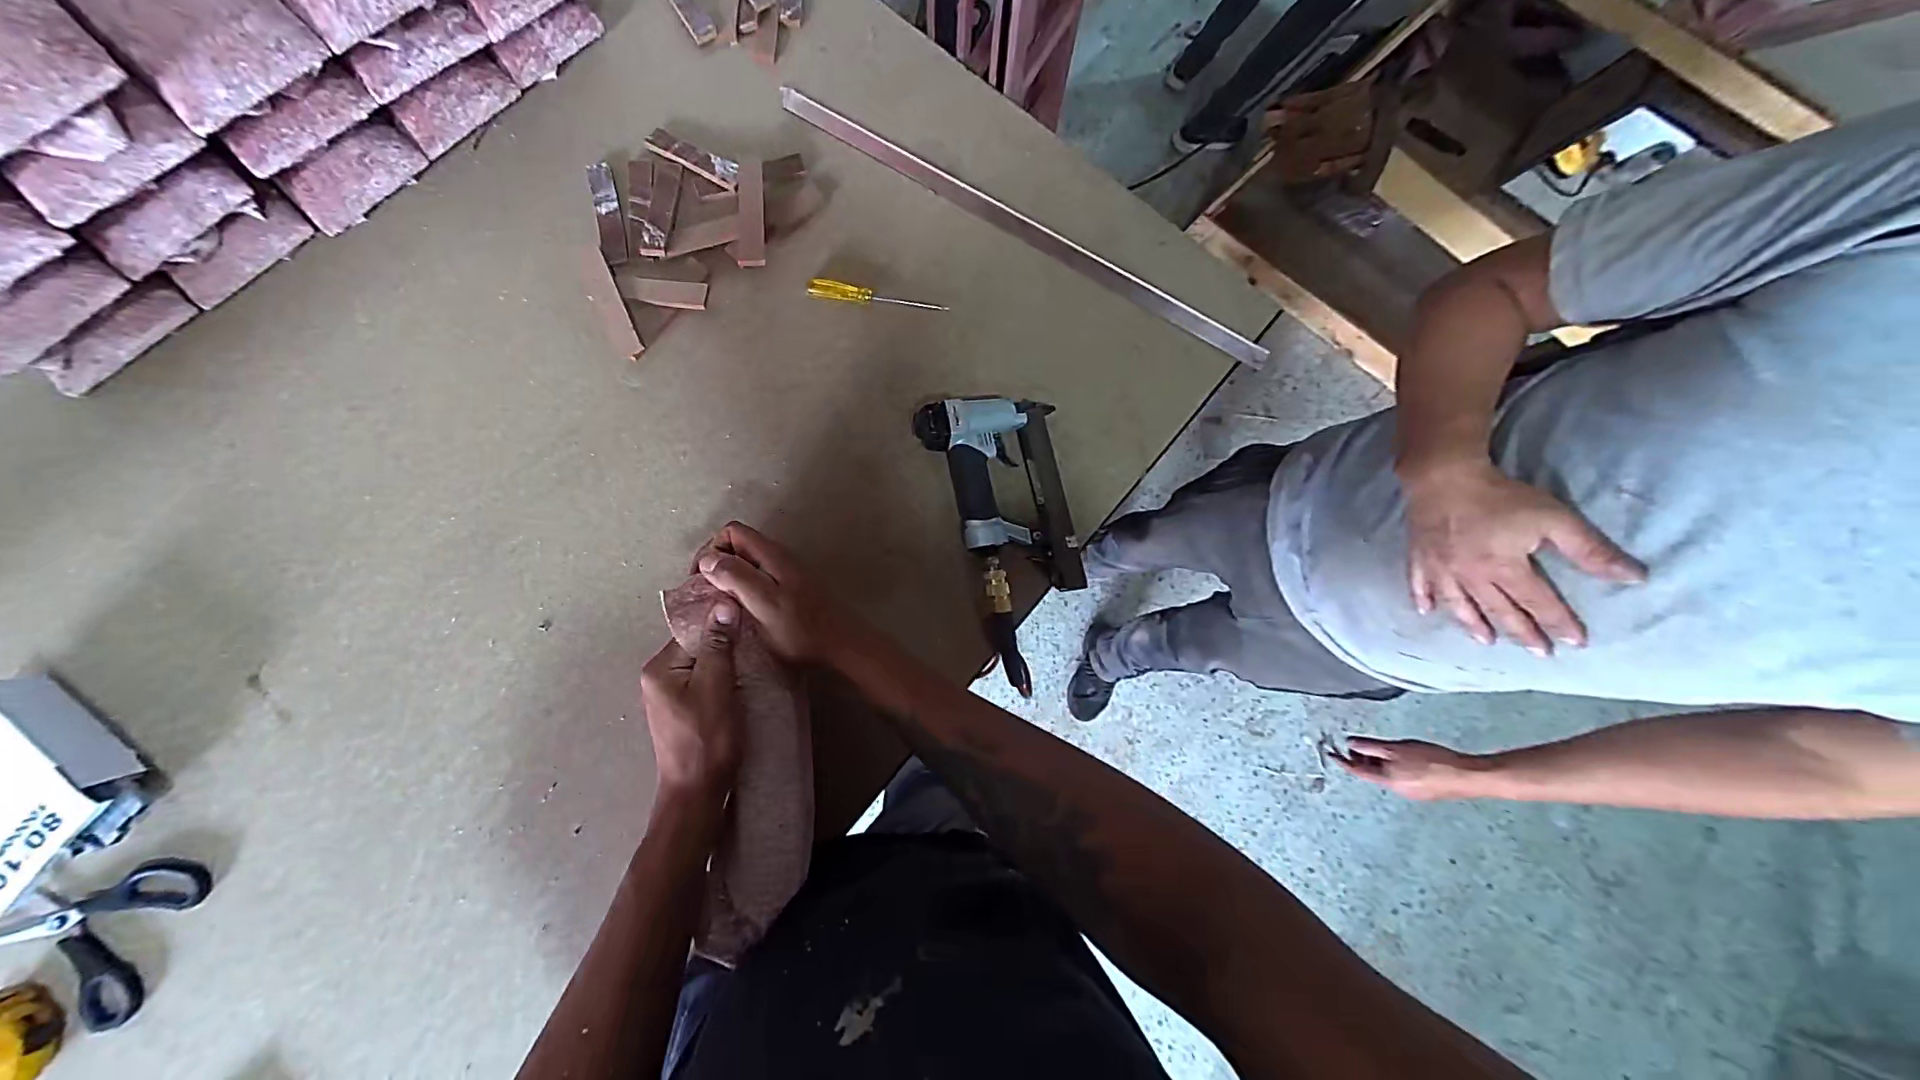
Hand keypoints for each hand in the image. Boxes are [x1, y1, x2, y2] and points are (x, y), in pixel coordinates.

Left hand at [640, 599, 740, 797]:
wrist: (698, 793)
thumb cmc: (707, 740)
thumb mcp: (716, 686)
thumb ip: (719, 645)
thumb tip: (724, 605)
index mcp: (659, 668)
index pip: (694, 629)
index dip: (723, 621)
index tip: (751, 616)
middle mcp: (659, 678)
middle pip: (699, 645)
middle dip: (727, 642)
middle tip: (759, 638)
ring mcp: (671, 696)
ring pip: (705, 664)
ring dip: (729, 661)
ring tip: (756, 657)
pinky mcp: (685, 711)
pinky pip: (706, 681)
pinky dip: (725, 678)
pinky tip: (744, 680)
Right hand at [693, 521, 864, 663]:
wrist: (841, 644)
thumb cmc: (802, 629)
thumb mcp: (764, 604)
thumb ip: (737, 578)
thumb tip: (708, 559)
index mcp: (772, 555)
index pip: (731, 532)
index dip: (711, 551)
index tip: (702, 580)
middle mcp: (780, 557)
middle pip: (738, 545)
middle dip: (717, 563)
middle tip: (707, 593)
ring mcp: (787, 572)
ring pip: (748, 563)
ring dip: (729, 578)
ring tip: (721, 604)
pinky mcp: (792, 588)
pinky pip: (759, 578)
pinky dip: (744, 588)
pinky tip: (742, 611)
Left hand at [1331, 737, 1489, 800]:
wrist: (1469, 776)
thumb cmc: (1432, 761)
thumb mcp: (1395, 749)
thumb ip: (1371, 747)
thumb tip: (1349, 744)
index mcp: (1388, 782)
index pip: (1357, 772)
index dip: (1342, 761)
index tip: (1331, 754)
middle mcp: (1398, 790)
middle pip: (1372, 775)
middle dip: (1360, 761)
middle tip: (1351, 749)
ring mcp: (1413, 792)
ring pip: (1386, 776)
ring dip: (1376, 763)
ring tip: (1371, 751)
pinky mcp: (1426, 790)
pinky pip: (1401, 778)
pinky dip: (1392, 767)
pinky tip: (1398, 758)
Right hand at [1401, 458, 1644, 653]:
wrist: (1443, 478)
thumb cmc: (1500, 497)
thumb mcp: (1553, 518)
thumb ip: (1590, 550)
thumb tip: (1634, 578)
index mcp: (1504, 569)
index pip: (1538, 603)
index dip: (1560, 623)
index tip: (1576, 642)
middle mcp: (1471, 578)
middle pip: (1499, 610)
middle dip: (1522, 633)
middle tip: (1538, 652)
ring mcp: (1441, 571)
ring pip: (1458, 605)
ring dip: (1473, 625)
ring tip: (1486, 641)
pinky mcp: (1419, 559)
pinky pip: (1419, 585)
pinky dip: (1422, 600)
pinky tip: (1426, 611)